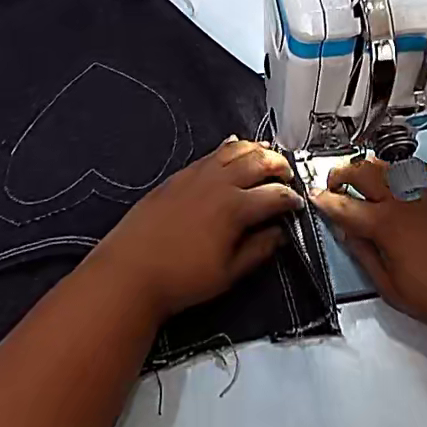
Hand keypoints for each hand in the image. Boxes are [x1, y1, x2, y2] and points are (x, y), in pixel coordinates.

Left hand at [83, 138, 303, 324]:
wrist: (128, 273)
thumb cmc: (180, 280)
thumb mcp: (227, 274)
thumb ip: (259, 250)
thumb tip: (280, 234)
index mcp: (236, 208)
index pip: (275, 195)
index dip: (291, 199)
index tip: (297, 205)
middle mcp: (221, 183)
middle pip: (260, 161)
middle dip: (280, 166)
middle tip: (287, 175)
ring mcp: (199, 174)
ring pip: (237, 149)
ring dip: (257, 149)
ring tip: (267, 154)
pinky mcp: (181, 174)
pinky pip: (212, 152)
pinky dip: (230, 146)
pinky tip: (234, 146)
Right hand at [314, 158, 426, 349]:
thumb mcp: (391, 287)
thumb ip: (364, 254)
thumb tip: (348, 234)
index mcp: (386, 224)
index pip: (344, 205)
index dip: (325, 201)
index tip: (316, 199)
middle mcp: (404, 197)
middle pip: (362, 170)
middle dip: (341, 174)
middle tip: (333, 184)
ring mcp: (426, 188)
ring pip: (387, 162)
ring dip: (367, 166)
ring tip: (359, 179)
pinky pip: (413, 166)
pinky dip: (396, 168)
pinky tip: (394, 180)